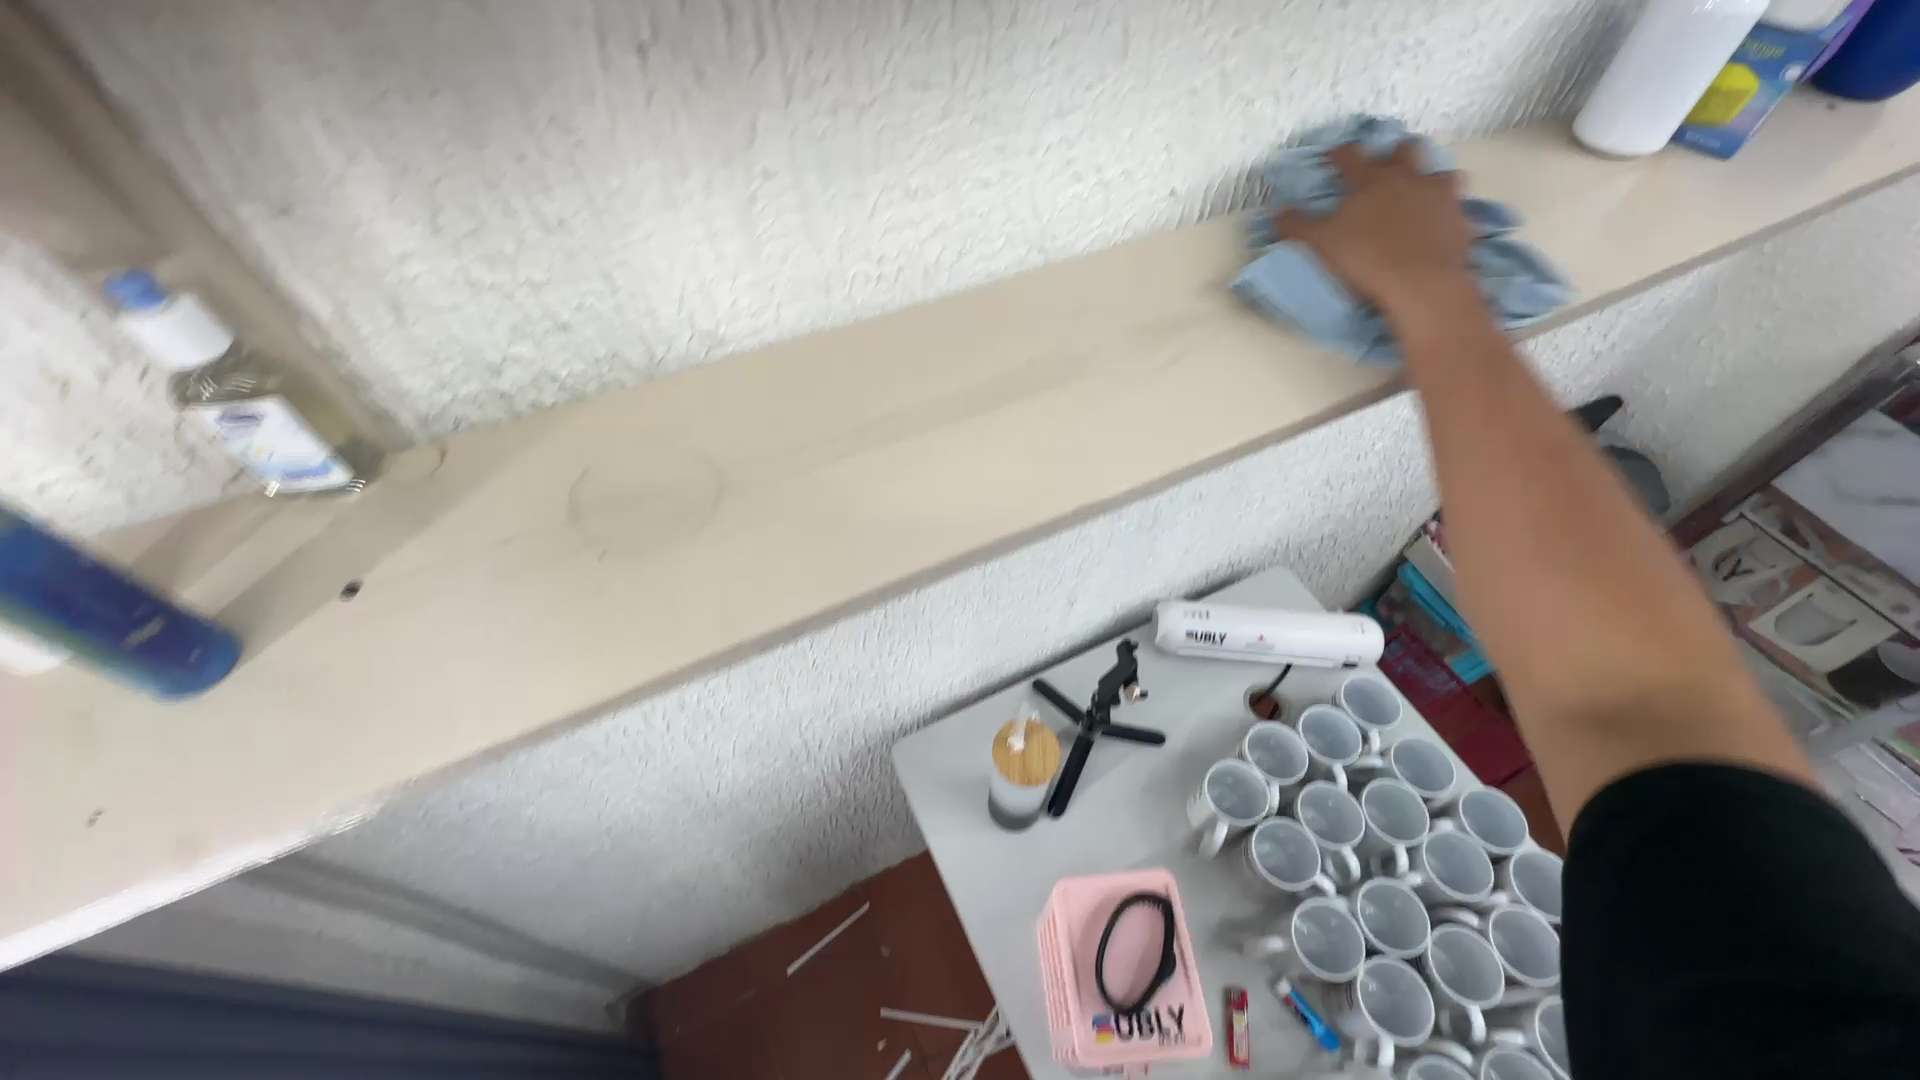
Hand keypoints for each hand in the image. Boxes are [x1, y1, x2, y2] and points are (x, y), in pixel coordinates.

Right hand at [1276, 142, 1476, 323]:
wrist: (1420, 282)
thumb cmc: (1365, 258)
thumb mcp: (1320, 244)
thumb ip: (1296, 226)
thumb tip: (1276, 210)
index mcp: (1370, 181)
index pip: (1351, 156)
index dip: (1339, 153)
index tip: (1332, 155)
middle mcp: (1408, 179)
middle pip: (1405, 151)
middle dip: (1395, 154)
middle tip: (1387, 167)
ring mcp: (1439, 196)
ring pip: (1441, 173)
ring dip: (1430, 179)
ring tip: (1422, 193)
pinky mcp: (1460, 219)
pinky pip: (1458, 206)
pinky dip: (1449, 210)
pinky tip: (1442, 221)